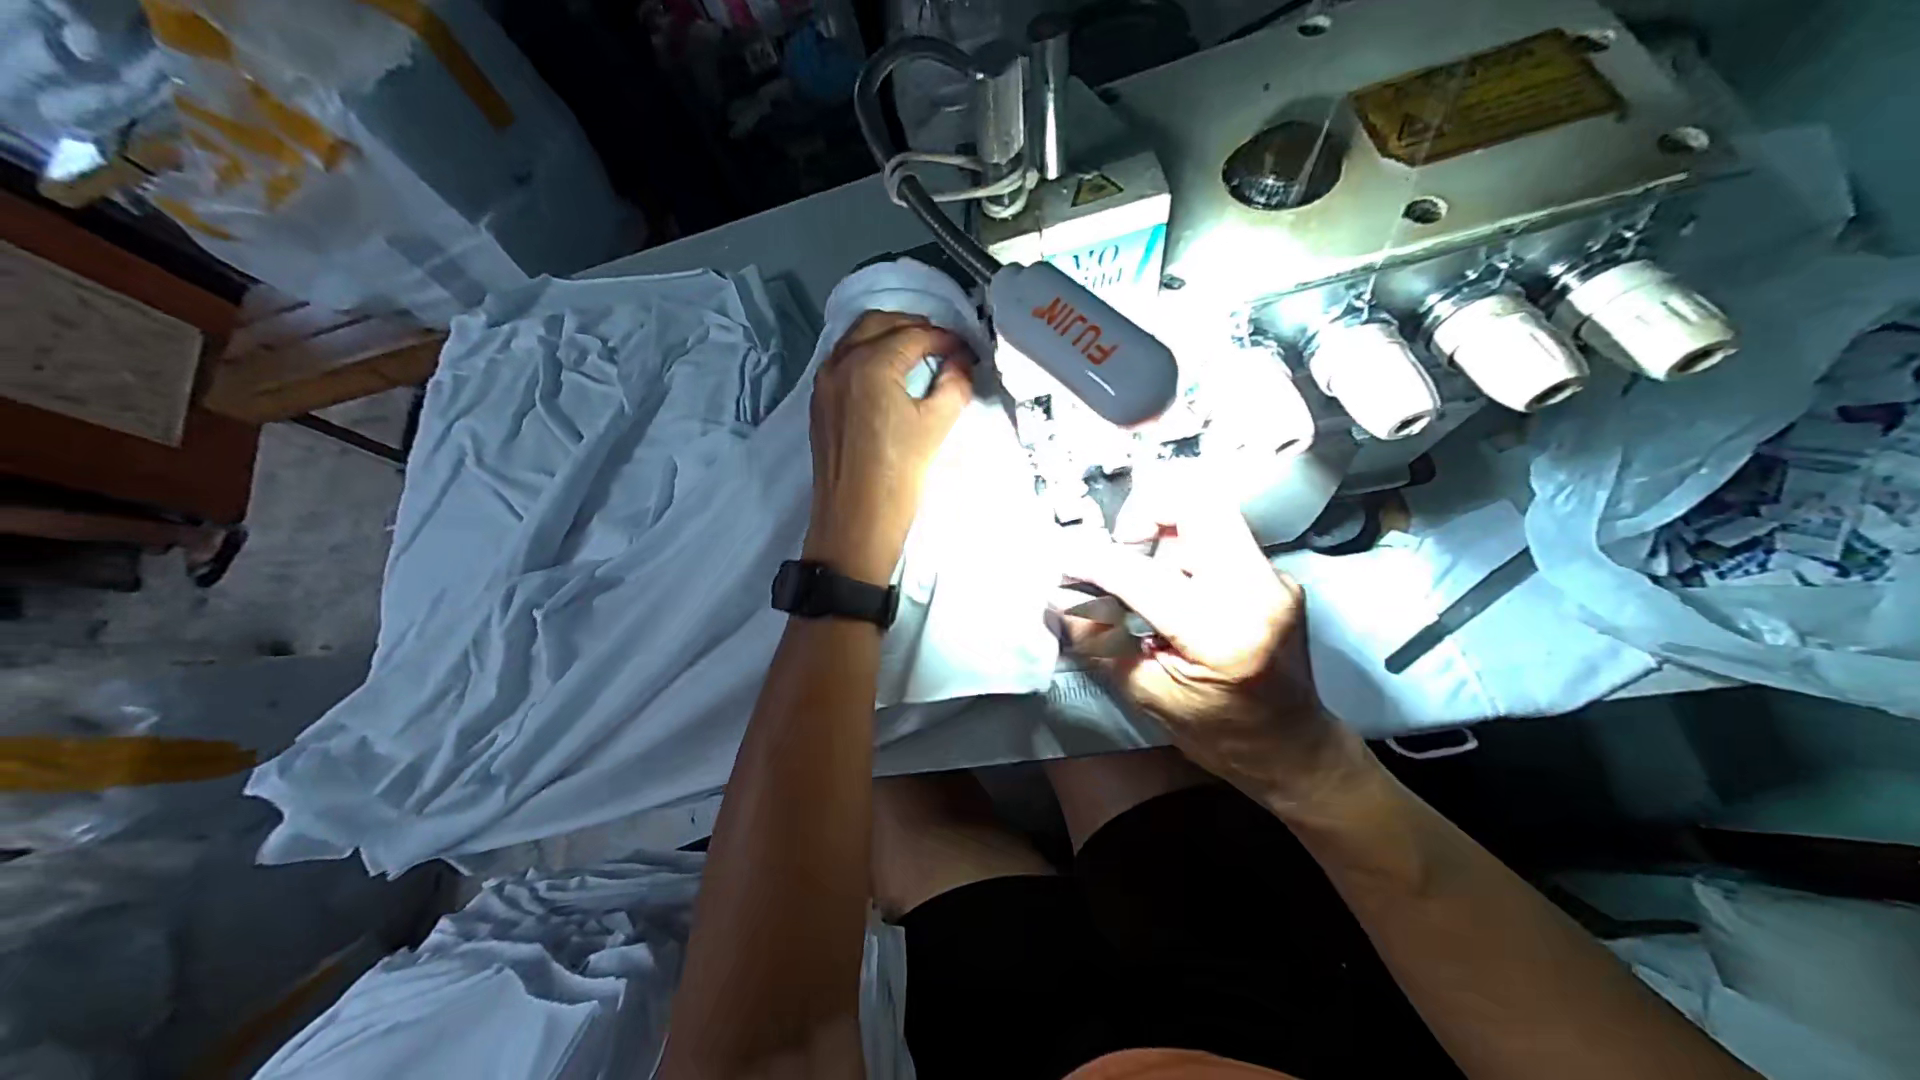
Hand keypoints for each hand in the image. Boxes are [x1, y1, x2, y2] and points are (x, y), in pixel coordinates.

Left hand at [804, 312, 975, 583]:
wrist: (855, 521)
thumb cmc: (899, 475)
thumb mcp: (936, 426)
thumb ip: (954, 385)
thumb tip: (961, 363)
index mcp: (870, 365)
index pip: (914, 336)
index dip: (945, 339)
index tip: (965, 349)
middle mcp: (840, 364)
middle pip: (878, 323)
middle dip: (912, 326)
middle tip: (941, 344)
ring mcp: (824, 383)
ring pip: (855, 338)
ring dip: (886, 335)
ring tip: (916, 354)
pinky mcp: (819, 403)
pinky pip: (842, 360)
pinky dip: (866, 354)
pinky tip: (887, 375)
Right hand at [1059, 469, 1373, 811]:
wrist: (1294, 748)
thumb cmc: (1222, 737)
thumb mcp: (1149, 696)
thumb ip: (1101, 643)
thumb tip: (1059, 602)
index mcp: (1223, 635)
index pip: (1142, 576)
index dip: (1094, 563)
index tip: (1068, 562)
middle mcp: (1258, 594)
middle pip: (1198, 505)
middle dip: (1146, 513)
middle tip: (1122, 546)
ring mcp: (1275, 580)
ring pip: (1210, 517)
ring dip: (1167, 533)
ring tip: (1147, 576)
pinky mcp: (1278, 577)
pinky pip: (1223, 541)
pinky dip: (1188, 552)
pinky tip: (1178, 591)